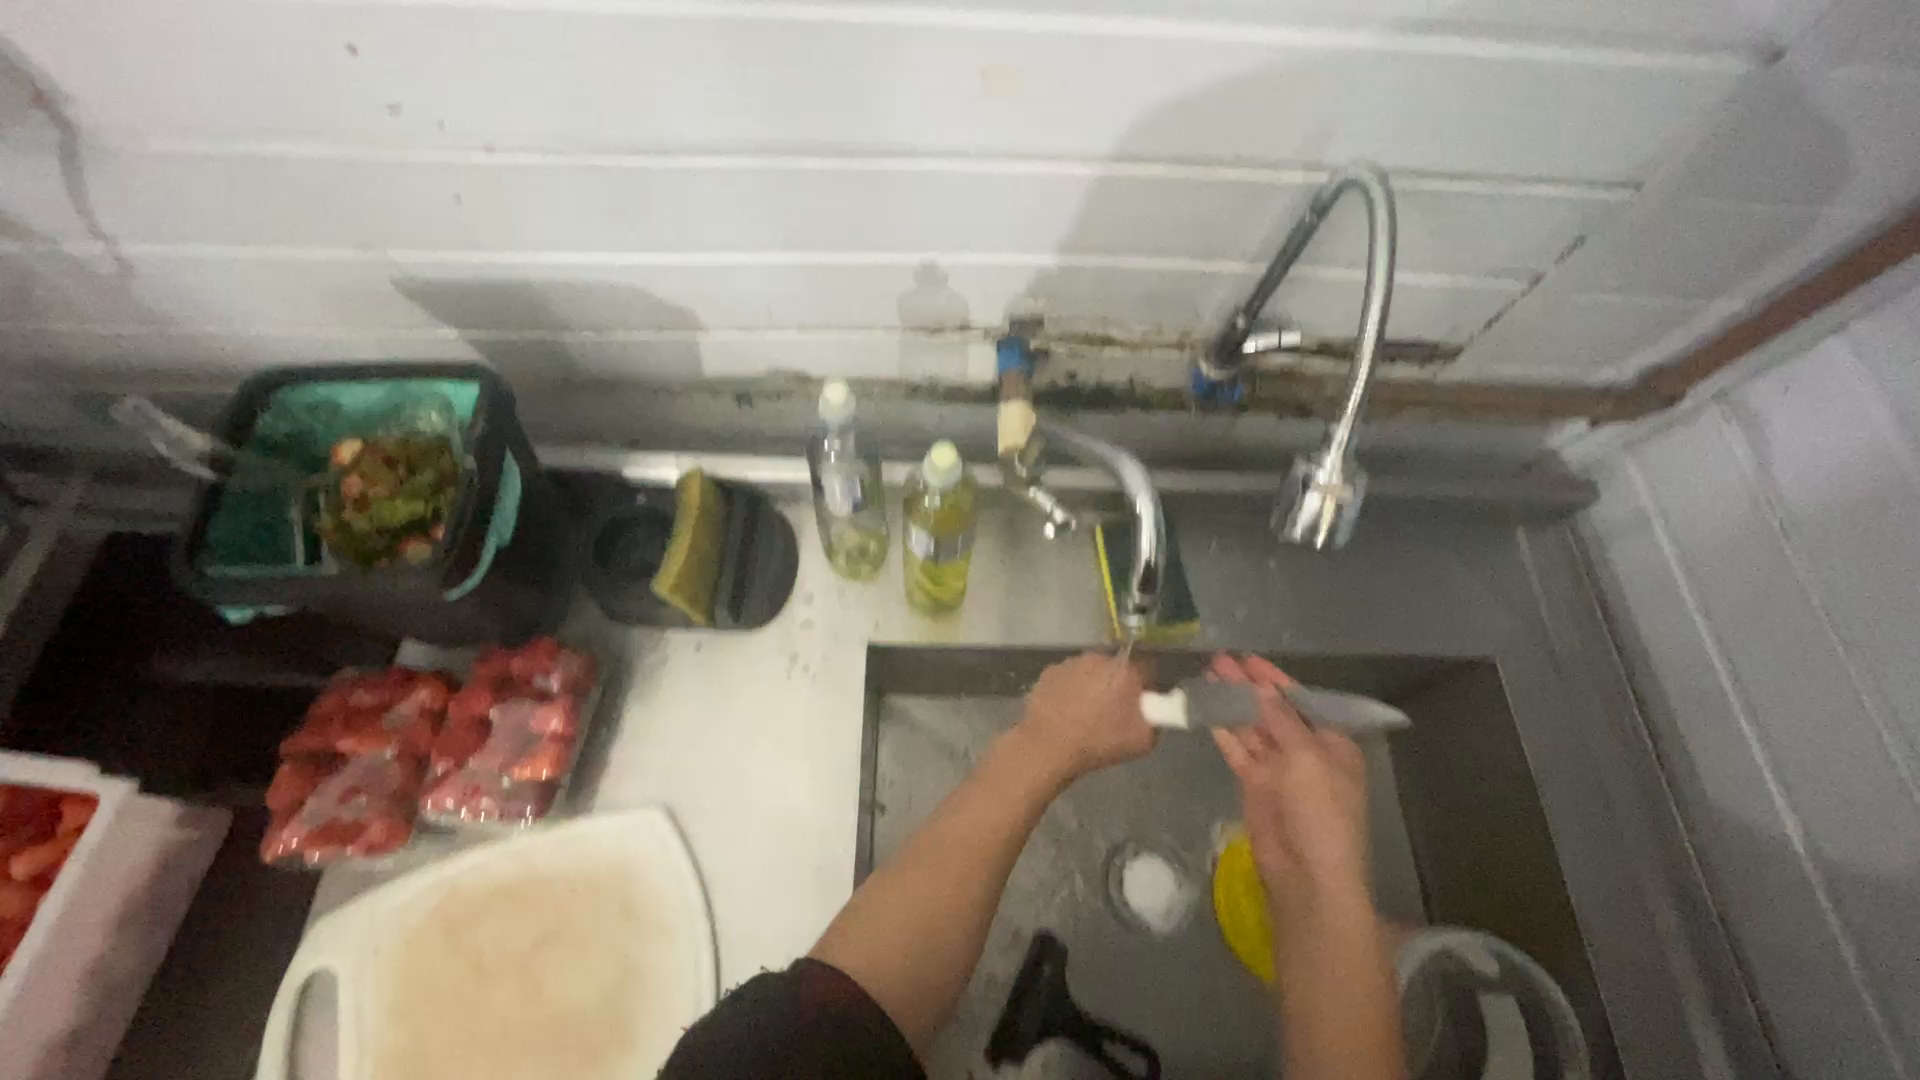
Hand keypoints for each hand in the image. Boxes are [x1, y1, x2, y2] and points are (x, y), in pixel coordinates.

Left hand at [1012, 651, 1155, 785]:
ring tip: (1086, 710)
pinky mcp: (1049, 672)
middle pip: (1116, 667)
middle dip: (1118, 683)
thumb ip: (1157, 718)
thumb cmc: (1099, 742)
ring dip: (1093, 684)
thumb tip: (1155, 708)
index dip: (1146, 685)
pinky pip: (1068, 677)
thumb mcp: (1144, 740)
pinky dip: (1070, 688)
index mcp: (1125, 670)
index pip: (1147, 668)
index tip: (1142, 701)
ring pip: (1090, 670)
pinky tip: (1066, 709)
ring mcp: (1070, 662)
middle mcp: (1098, 657)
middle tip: (1114, 708)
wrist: (1049, 746)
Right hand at [1208, 654, 1371, 917]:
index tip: (1248, 659)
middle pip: (1272, 711)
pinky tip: (1205, 708)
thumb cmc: (1322, 812)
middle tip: (1220, 660)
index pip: (1301, 702)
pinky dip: (1222, 729)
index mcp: (1331, 743)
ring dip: (1231, 702)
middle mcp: (1305, 751)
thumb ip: (1281, 720)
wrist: (1307, 873)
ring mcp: (1278, 768)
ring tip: (1208, 675)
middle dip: (1248, 687)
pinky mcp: (1254, 783)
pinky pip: (1237, 749)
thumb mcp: (1308, 758)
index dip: (1275, 680)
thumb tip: (1260, 689)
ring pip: (1251, 727)